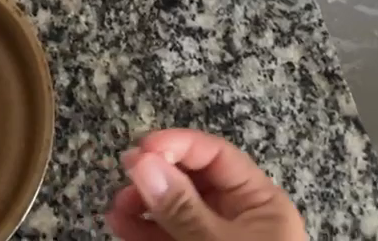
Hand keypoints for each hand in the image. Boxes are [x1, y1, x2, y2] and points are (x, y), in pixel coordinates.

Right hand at [106, 129, 306, 240]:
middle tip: (123, 177)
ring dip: (143, 204)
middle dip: (156, 176)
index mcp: (262, 205)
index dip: (178, 145)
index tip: (140, 149)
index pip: (217, 156)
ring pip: (176, 210)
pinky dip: (145, 231)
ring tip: (115, 209)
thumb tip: (142, 161)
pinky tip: (120, 225)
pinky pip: (170, 238)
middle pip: (193, 180)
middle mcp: (242, 220)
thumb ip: (181, 208)